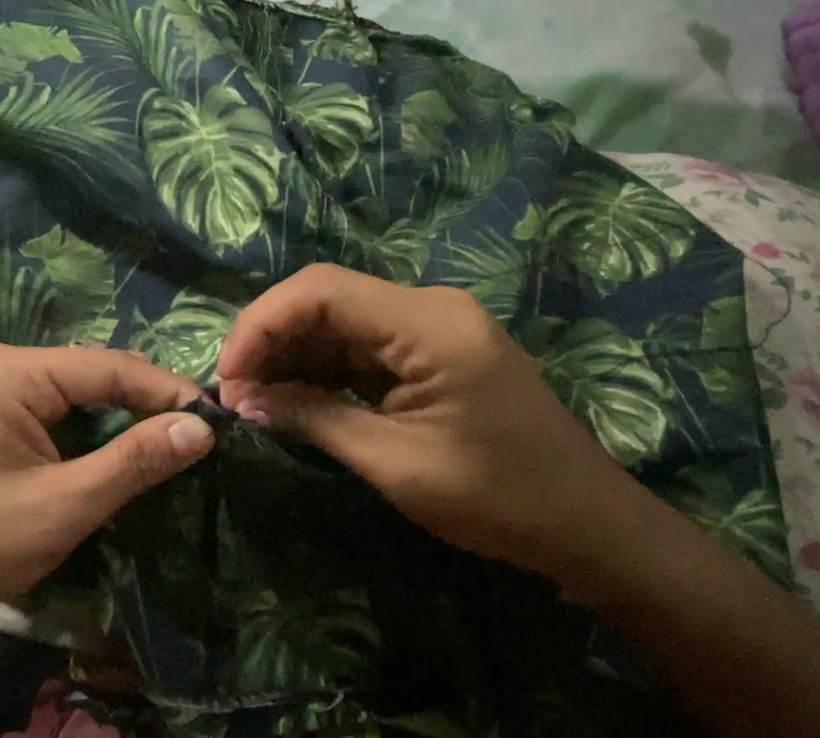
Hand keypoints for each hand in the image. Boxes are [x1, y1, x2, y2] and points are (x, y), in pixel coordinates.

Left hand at [0, 344, 215, 632]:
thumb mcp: (63, 506)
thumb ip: (134, 462)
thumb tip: (201, 427)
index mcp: (12, 371)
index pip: (107, 367)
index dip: (165, 390)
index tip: (217, 419)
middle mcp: (4, 363)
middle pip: (95, 373)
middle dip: (147, 401)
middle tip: (203, 433)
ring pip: (81, 390)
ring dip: (125, 415)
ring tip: (179, 439)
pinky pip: (61, 408)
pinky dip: (97, 428)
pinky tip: (129, 448)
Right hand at [215, 265, 644, 587]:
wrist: (591, 528)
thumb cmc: (498, 500)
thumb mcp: (394, 462)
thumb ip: (314, 417)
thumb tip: (242, 398)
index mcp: (429, 323)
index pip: (320, 290)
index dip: (261, 323)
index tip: (227, 374)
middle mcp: (428, 306)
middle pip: (324, 298)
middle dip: (269, 339)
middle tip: (233, 392)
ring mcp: (432, 325)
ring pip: (337, 319)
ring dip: (290, 354)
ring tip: (252, 399)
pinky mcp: (431, 349)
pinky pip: (360, 343)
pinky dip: (321, 368)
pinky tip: (291, 396)